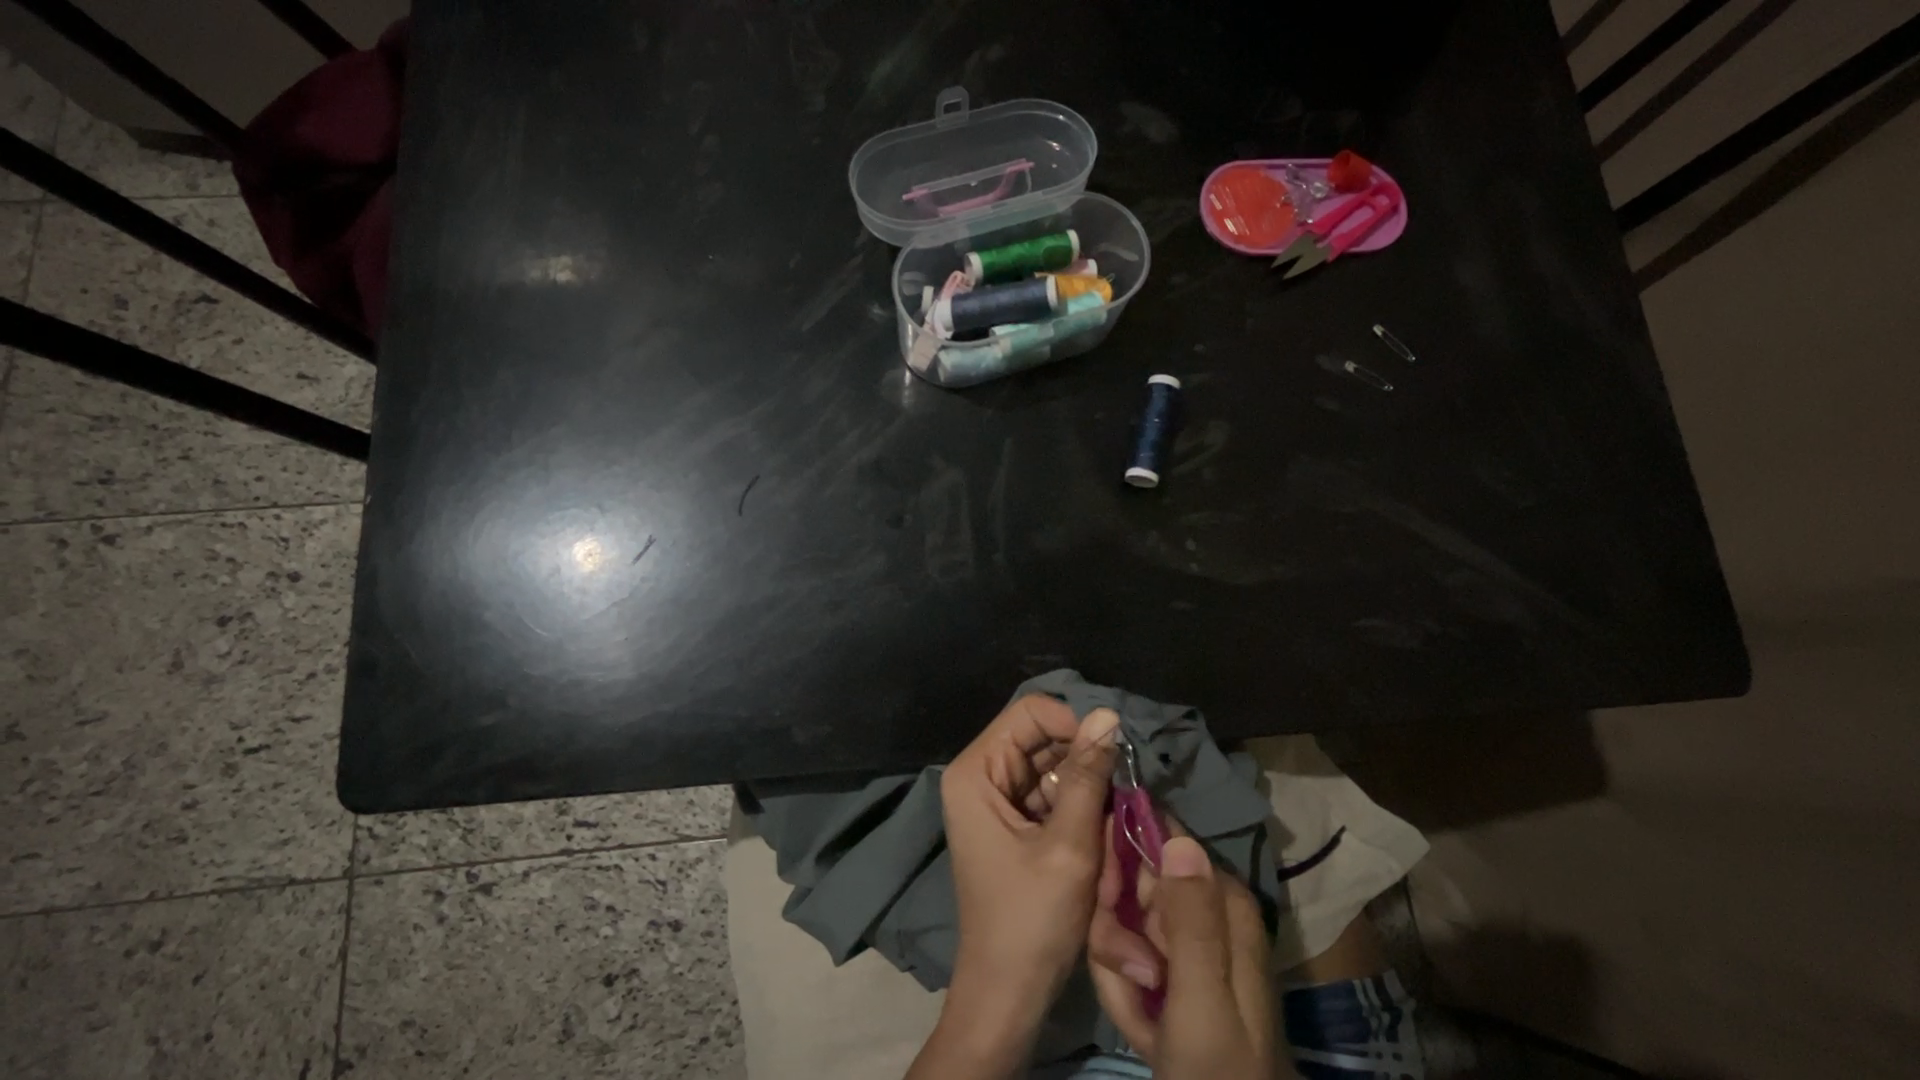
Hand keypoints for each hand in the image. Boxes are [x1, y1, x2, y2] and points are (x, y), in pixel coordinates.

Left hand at [941, 696, 1119, 1011]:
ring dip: (1088, 781)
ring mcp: (996, 800)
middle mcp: (980, 776)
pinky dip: (1080, 802)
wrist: (1009, 991)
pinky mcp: (1014, 823)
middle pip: (1041, 736)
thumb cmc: (1032, 919)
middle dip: (1084, 754)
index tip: (1114, 754)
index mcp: (975, 772)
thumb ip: (1088, 776)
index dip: (1074, 723)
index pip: (1030, 712)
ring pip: (1051, 764)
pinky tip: (1105, 824)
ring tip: (1118, 808)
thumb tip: (1109, 715)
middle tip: (1126, 784)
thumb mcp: (1068, 845)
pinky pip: (1052, 792)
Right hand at [1088, 825, 1276, 1079]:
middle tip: (1132, 975)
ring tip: (1140, 1012)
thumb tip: (1179, 839)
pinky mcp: (1171, 973)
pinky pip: (1126, 958)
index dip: (1124, 865)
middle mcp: (1209, 912)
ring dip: (1118, 968)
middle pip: (1135, 883)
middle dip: (1118, 929)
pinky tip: (1142, 1026)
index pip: (1161, 843)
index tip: (1106, 898)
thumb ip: (1191, 921)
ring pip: (1123, 922)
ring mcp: (1188, 944)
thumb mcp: (1202, 997)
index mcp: (1226, 903)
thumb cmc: (1218, 1067)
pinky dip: (1124, 991)